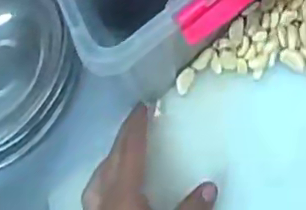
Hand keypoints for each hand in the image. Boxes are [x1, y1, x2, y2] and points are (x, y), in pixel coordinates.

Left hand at [83, 104, 217, 209]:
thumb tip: (211, 187)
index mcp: (122, 195)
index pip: (130, 150)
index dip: (136, 126)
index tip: (143, 105)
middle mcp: (103, 201)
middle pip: (111, 160)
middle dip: (123, 139)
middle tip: (136, 122)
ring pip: (97, 179)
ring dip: (110, 160)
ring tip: (122, 152)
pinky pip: (93, 198)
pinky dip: (102, 183)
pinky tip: (110, 190)